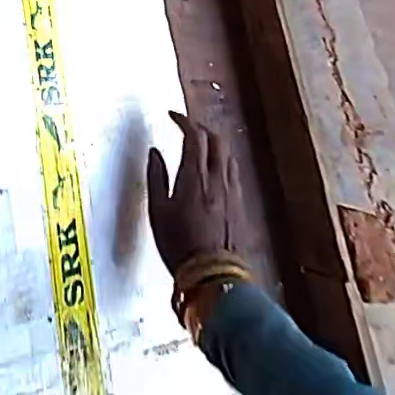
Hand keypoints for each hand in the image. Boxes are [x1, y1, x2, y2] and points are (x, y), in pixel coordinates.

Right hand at [147, 111, 242, 274]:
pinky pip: (233, 172)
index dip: (184, 120)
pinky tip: (213, 171)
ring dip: (214, 144)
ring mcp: (232, 192)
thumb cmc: (178, 243)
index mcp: (195, 176)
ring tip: (200, 147)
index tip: (172, 116)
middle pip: (216, 139)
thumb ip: (156, 176)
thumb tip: (155, 153)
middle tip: (186, 128)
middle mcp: (217, 179)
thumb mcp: (158, 209)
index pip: (195, 135)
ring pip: (228, 154)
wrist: (213, 277)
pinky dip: (222, 161)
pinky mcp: (240, 205)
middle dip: (201, 128)